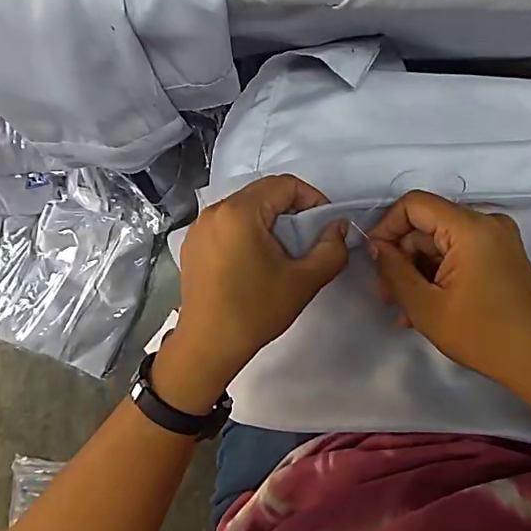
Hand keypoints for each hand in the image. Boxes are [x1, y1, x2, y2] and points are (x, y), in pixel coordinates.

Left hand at [157, 175, 348, 411]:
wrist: (208, 346)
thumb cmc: (255, 311)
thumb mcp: (303, 281)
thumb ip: (331, 249)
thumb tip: (338, 227)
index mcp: (239, 212)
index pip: (284, 184)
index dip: (311, 198)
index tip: (324, 225)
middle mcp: (214, 211)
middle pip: (262, 193)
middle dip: (290, 209)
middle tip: (307, 238)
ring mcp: (199, 228)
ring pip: (243, 208)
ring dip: (268, 220)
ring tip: (283, 251)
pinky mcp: (192, 245)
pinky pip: (226, 224)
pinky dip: (246, 231)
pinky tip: (255, 261)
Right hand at [366, 190, 530, 397]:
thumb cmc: (483, 334)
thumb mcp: (425, 306)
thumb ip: (393, 270)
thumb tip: (376, 246)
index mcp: (471, 228)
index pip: (414, 204)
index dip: (387, 226)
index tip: (373, 257)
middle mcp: (486, 223)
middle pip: (427, 224)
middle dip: (401, 255)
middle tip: (384, 292)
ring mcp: (497, 238)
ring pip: (440, 241)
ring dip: (417, 270)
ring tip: (403, 308)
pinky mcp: (501, 255)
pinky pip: (458, 252)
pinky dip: (438, 273)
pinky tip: (424, 306)